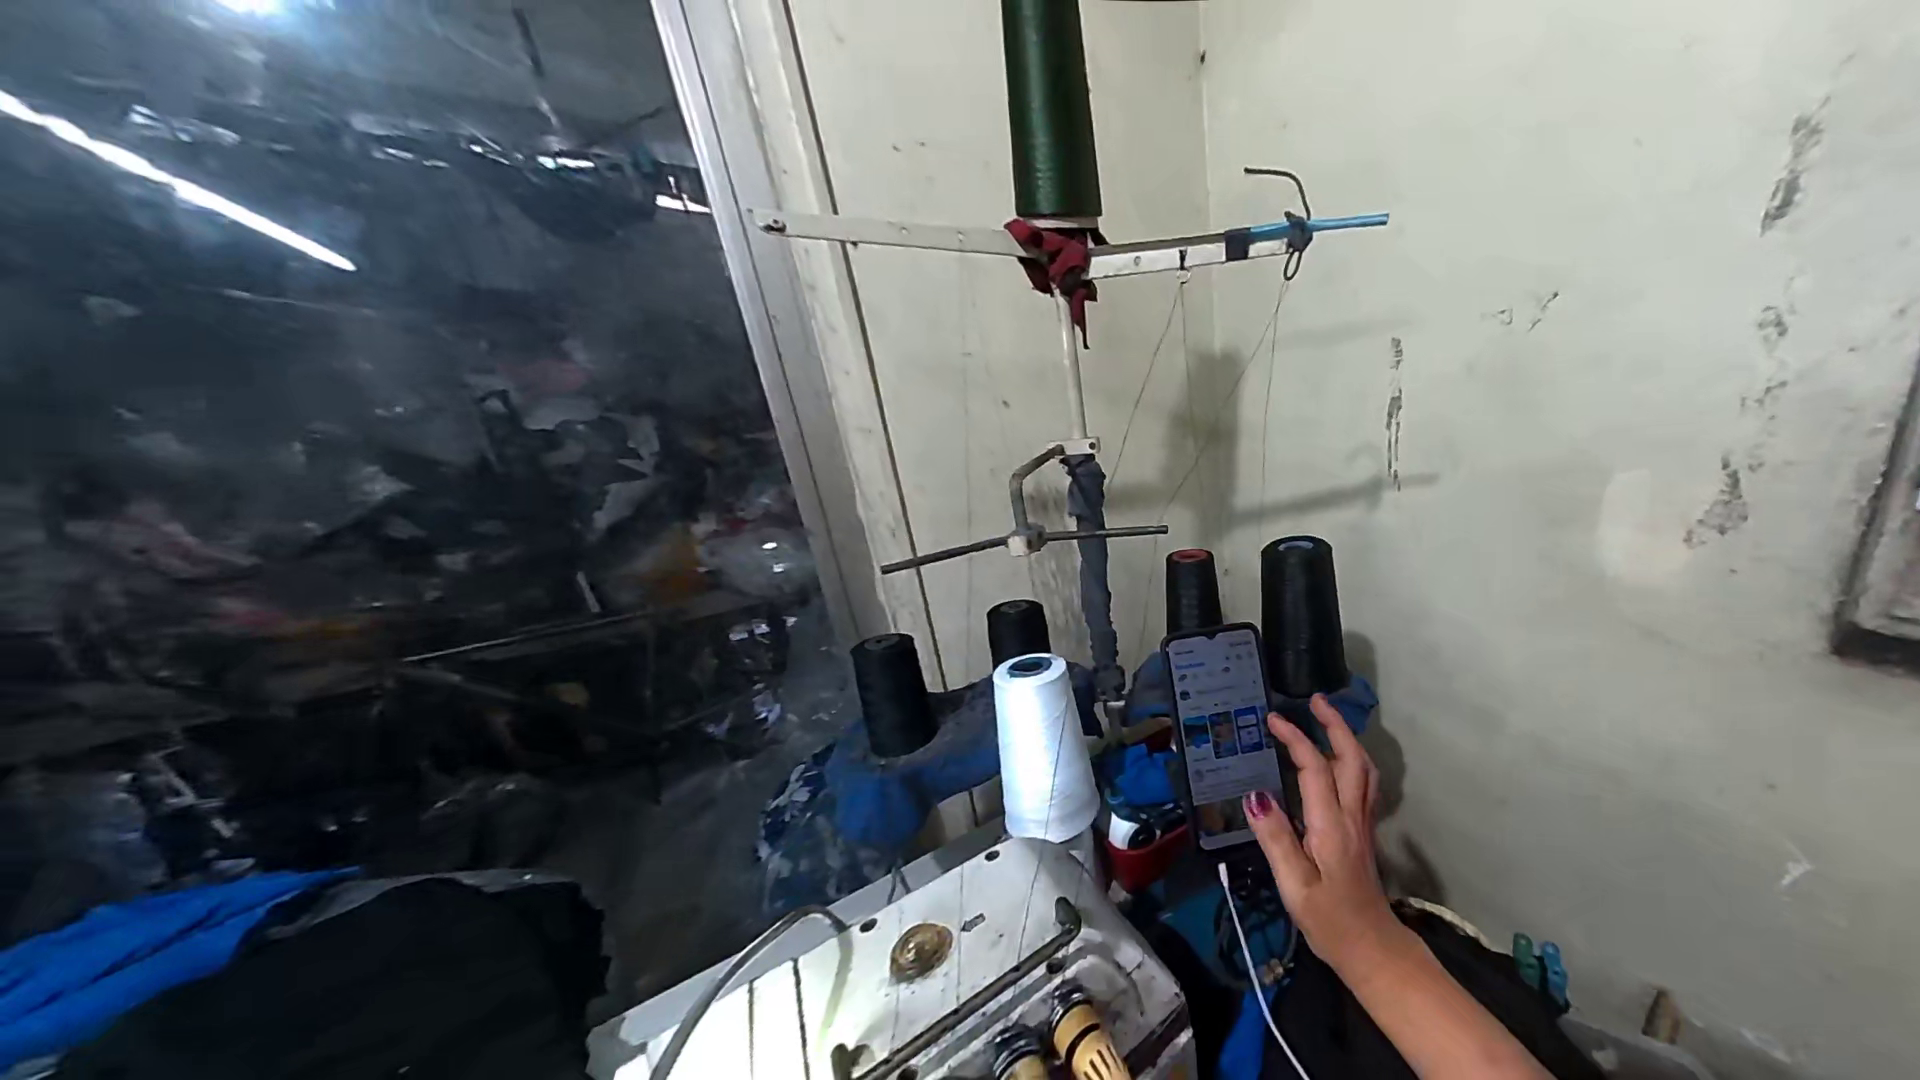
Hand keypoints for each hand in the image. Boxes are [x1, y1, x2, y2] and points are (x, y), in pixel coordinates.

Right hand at [1243, 694, 1401, 970]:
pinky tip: (1336, 759)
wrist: (1374, 952)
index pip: (1316, 769)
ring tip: (1325, 719)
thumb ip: (1275, 838)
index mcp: (1332, 826)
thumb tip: (1256, 794)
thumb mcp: (1294, 884)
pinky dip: (1351, 759)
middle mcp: (1352, 817)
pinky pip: (1363, 783)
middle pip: (1352, 760)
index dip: (1296, 739)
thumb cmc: (1330, 921)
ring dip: (1346, 739)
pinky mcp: (1363, 833)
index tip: (1272, 719)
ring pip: (1364, 770)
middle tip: (1314, 700)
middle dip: (1335, 726)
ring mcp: (1362, 824)